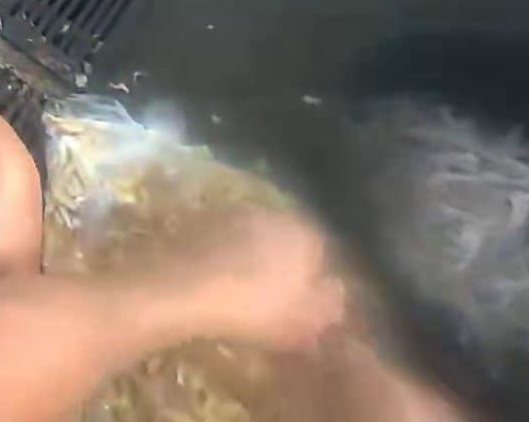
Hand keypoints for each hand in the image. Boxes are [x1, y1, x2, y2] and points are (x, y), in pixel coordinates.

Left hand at [171, 209, 347, 350]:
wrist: (190, 285)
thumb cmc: (258, 305)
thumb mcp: (307, 318)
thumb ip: (330, 301)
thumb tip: (338, 288)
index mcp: (301, 231)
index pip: (320, 248)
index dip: (314, 276)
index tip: (305, 301)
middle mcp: (269, 212)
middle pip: (286, 238)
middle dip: (284, 263)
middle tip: (276, 297)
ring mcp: (234, 210)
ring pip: (254, 236)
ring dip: (253, 256)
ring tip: (246, 290)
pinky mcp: (205, 217)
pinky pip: (226, 237)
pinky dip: (227, 253)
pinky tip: (220, 277)